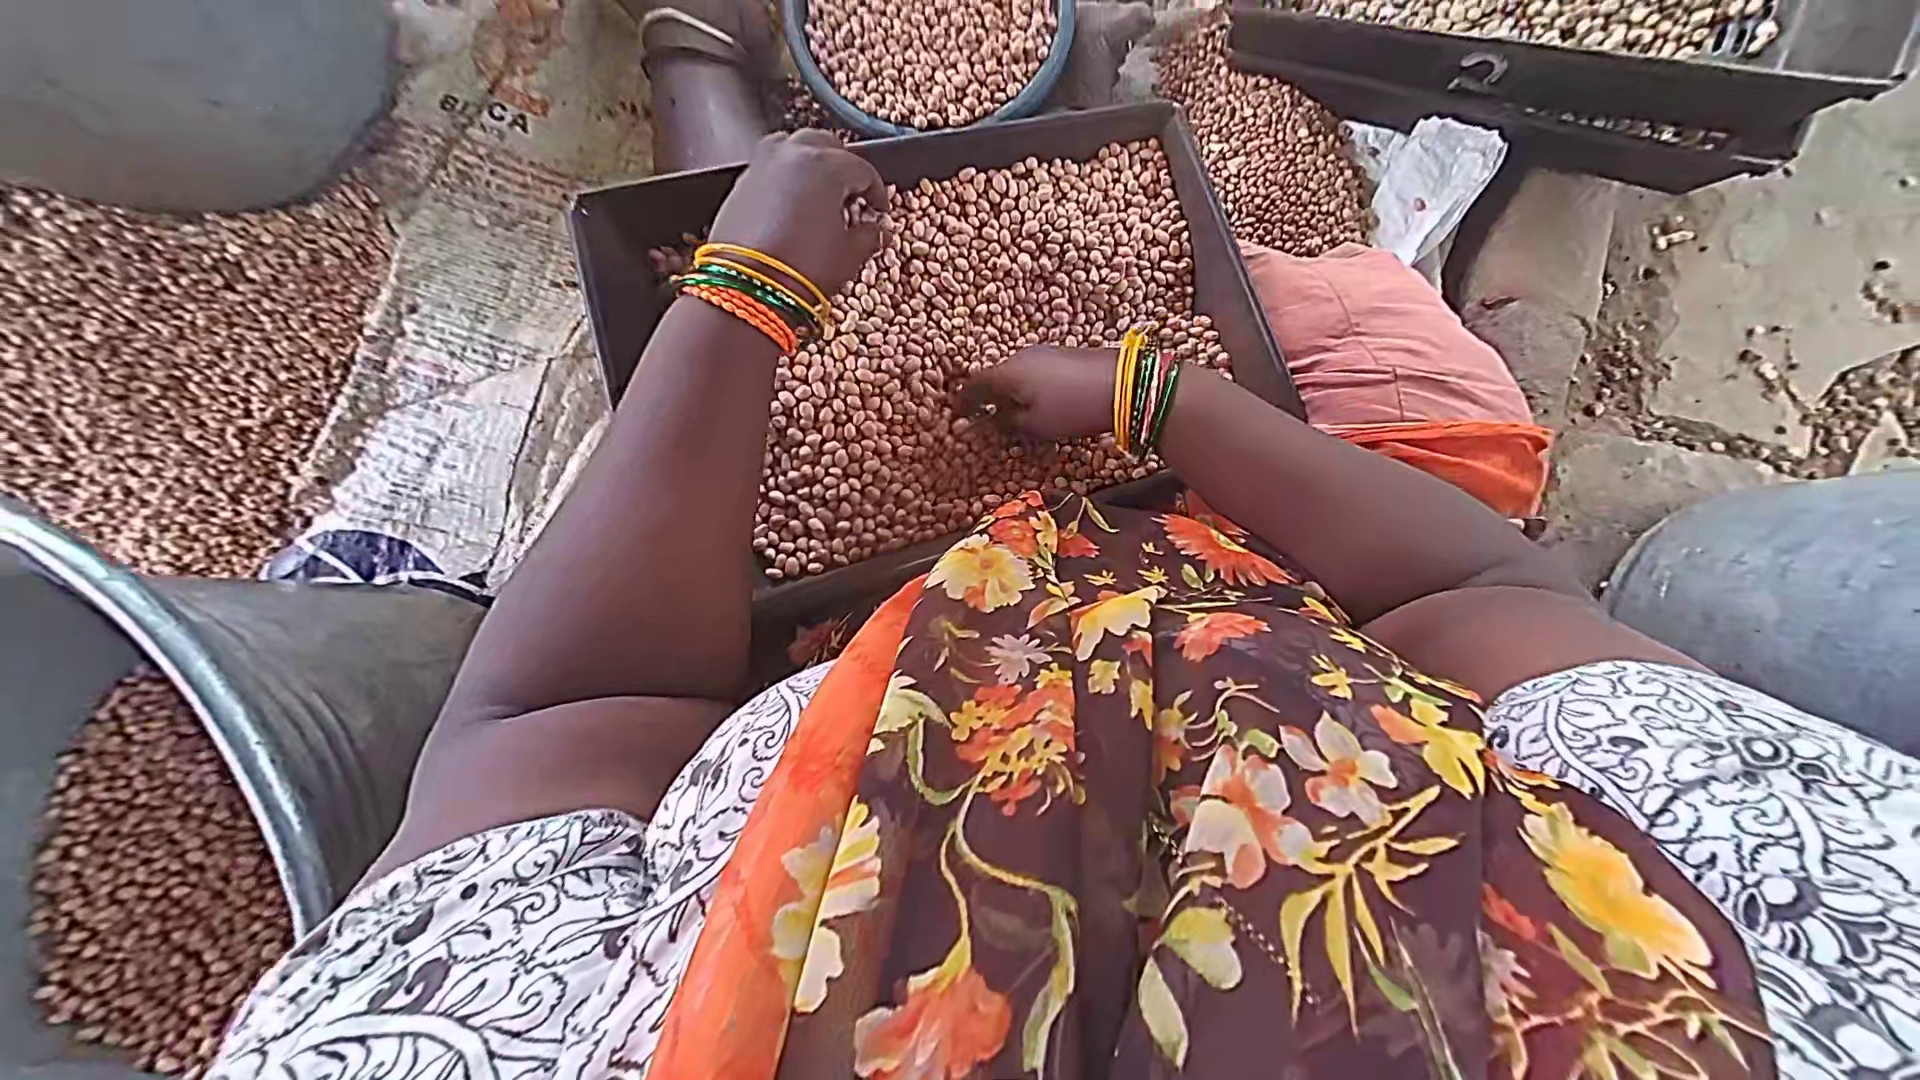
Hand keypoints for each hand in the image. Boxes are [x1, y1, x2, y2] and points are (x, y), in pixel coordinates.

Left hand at [708, 131, 886, 301]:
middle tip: (853, 199)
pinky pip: (773, 170)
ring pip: (796, 150)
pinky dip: (788, 182)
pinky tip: (795, 210)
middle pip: (828, 148)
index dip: (877, 192)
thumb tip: (877, 230)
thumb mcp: (849, 256)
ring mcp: (763, 164)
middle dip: (844, 171)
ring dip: (813, 168)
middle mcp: (793, 153)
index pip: (863, 170)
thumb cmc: (802, 270)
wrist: (750, 287)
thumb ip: (869, 236)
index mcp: (827, 166)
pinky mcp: (742, 183)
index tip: (879, 209)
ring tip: (822, 200)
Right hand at [956, 345, 1115, 441]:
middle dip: (987, 397)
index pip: (973, 385)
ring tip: (1012, 415)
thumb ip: (1006, 422)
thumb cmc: (1072, 408)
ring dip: (1010, 393)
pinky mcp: (1063, 356)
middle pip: (995, 377)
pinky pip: (1034, 372)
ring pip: (1015, 374)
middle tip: (983, 418)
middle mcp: (1020, 357)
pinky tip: (1037, 404)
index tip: (958, 415)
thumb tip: (989, 420)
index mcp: (1006, 373)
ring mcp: (1043, 353)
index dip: (963, 402)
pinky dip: (1028, 388)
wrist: (1124, 384)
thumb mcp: (1033, 425)